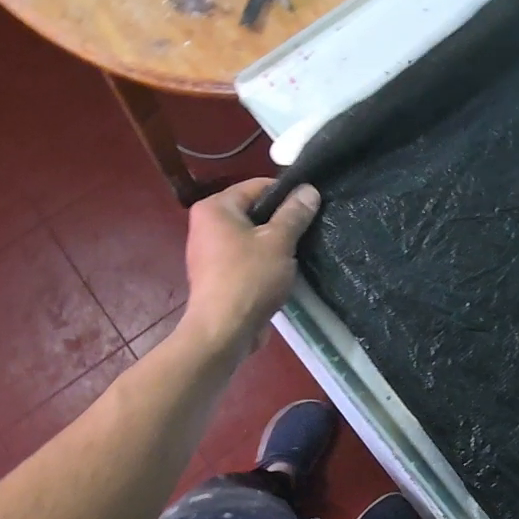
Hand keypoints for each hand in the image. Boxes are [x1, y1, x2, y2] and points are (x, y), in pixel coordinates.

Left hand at [179, 179, 321, 354]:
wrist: (224, 332)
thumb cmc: (249, 279)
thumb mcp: (279, 242)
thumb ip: (295, 213)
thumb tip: (309, 190)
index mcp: (215, 208)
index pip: (257, 186)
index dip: (287, 194)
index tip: (311, 207)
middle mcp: (207, 226)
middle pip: (254, 213)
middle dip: (282, 223)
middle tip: (309, 232)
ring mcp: (210, 254)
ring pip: (252, 239)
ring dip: (275, 246)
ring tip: (300, 254)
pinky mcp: (219, 278)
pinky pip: (247, 261)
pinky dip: (265, 265)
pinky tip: (284, 275)